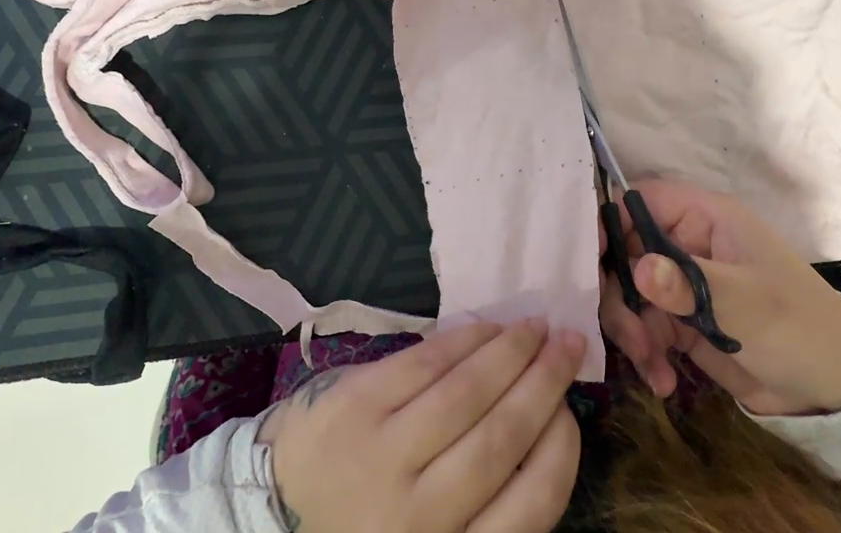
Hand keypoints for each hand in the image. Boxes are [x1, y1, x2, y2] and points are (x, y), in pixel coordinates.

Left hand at [262, 320, 584, 532]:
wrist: (268, 519)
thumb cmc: (370, 527)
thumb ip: (488, 500)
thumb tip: (545, 418)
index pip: (533, 504)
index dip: (561, 447)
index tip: (572, 409)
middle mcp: (419, 515)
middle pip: (502, 438)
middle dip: (545, 382)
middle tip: (571, 343)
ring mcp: (380, 457)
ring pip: (465, 393)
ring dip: (510, 352)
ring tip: (537, 327)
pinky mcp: (350, 409)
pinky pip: (421, 363)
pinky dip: (462, 340)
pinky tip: (486, 327)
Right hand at [599, 181, 840, 416]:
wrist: (831, 389)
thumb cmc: (798, 327)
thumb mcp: (746, 305)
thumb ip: (690, 285)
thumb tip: (638, 267)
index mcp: (705, 219)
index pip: (640, 200)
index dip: (609, 221)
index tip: (590, 261)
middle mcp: (687, 244)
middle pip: (625, 252)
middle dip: (620, 297)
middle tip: (634, 339)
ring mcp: (682, 284)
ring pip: (628, 294)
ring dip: (632, 333)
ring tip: (655, 368)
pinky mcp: (681, 321)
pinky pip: (643, 328)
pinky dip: (646, 354)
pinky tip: (663, 381)